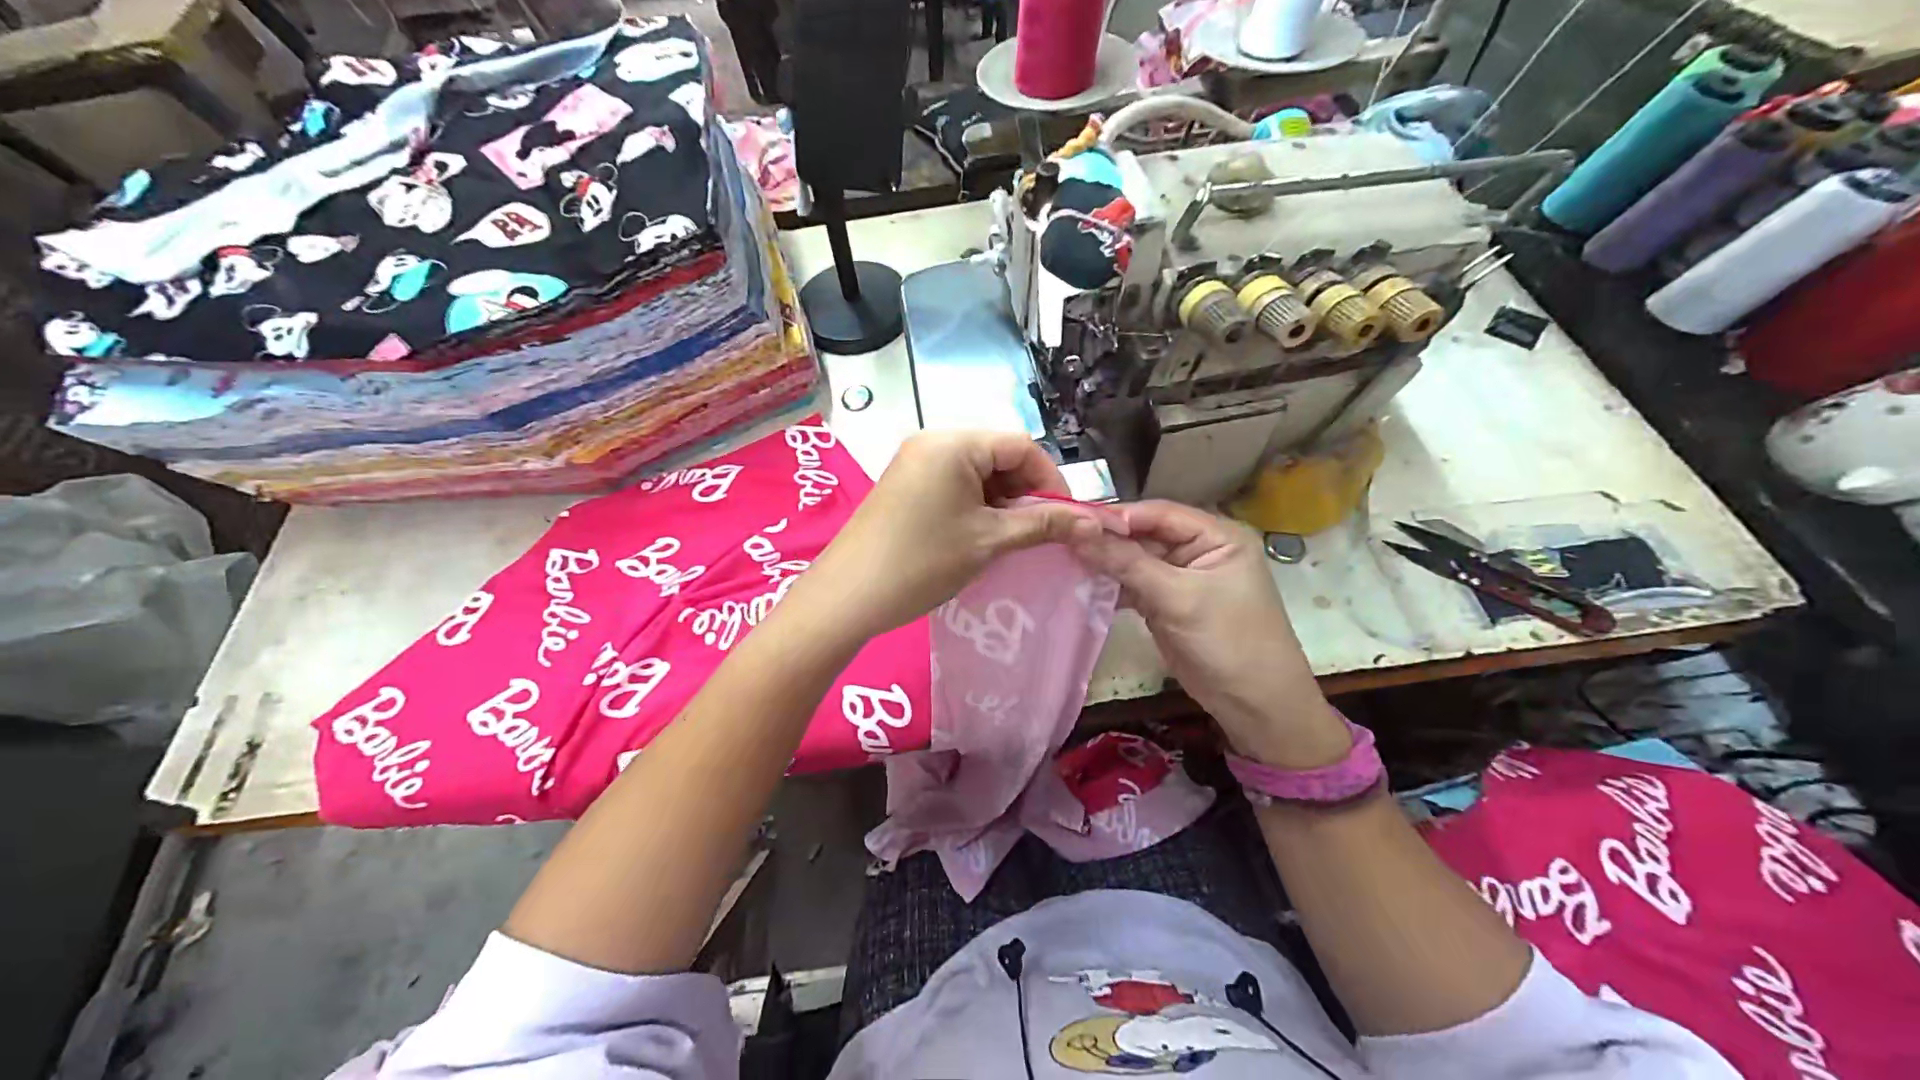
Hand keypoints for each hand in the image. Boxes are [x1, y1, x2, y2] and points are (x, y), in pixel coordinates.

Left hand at [795, 431, 1108, 641]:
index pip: (1021, 445)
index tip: (1067, 517)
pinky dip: (976, 506)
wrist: (848, 596)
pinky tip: (983, 537)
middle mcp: (932, 442)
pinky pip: (954, 485)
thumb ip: (1043, 525)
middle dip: (1025, 492)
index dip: (1051, 479)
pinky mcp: (905, 485)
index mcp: (953, 444)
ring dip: (1002, 502)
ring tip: (1012, 540)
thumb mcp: (989, 541)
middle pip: (999, 456)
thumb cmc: (922, 562)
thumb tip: (1093, 522)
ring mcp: (915, 463)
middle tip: (1040, 533)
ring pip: (978, 473)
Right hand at [1067, 501, 1349, 767]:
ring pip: (1135, 560)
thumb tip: (1078, 531)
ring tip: (1065, 560)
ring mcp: (1182, 577)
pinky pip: (1134, 584)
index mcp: (1218, 535)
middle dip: (1107, 539)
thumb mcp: (1177, 598)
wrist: (1255, 706)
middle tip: (1061, 540)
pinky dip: (1112, 586)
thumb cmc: (1228, 642)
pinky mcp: (1168, 603)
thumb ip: (1127, 563)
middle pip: (1144, 534)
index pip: (1159, 513)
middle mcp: (1200, 549)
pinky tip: (1083, 584)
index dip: (1118, 517)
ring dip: (1105, 563)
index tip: (1074, 522)